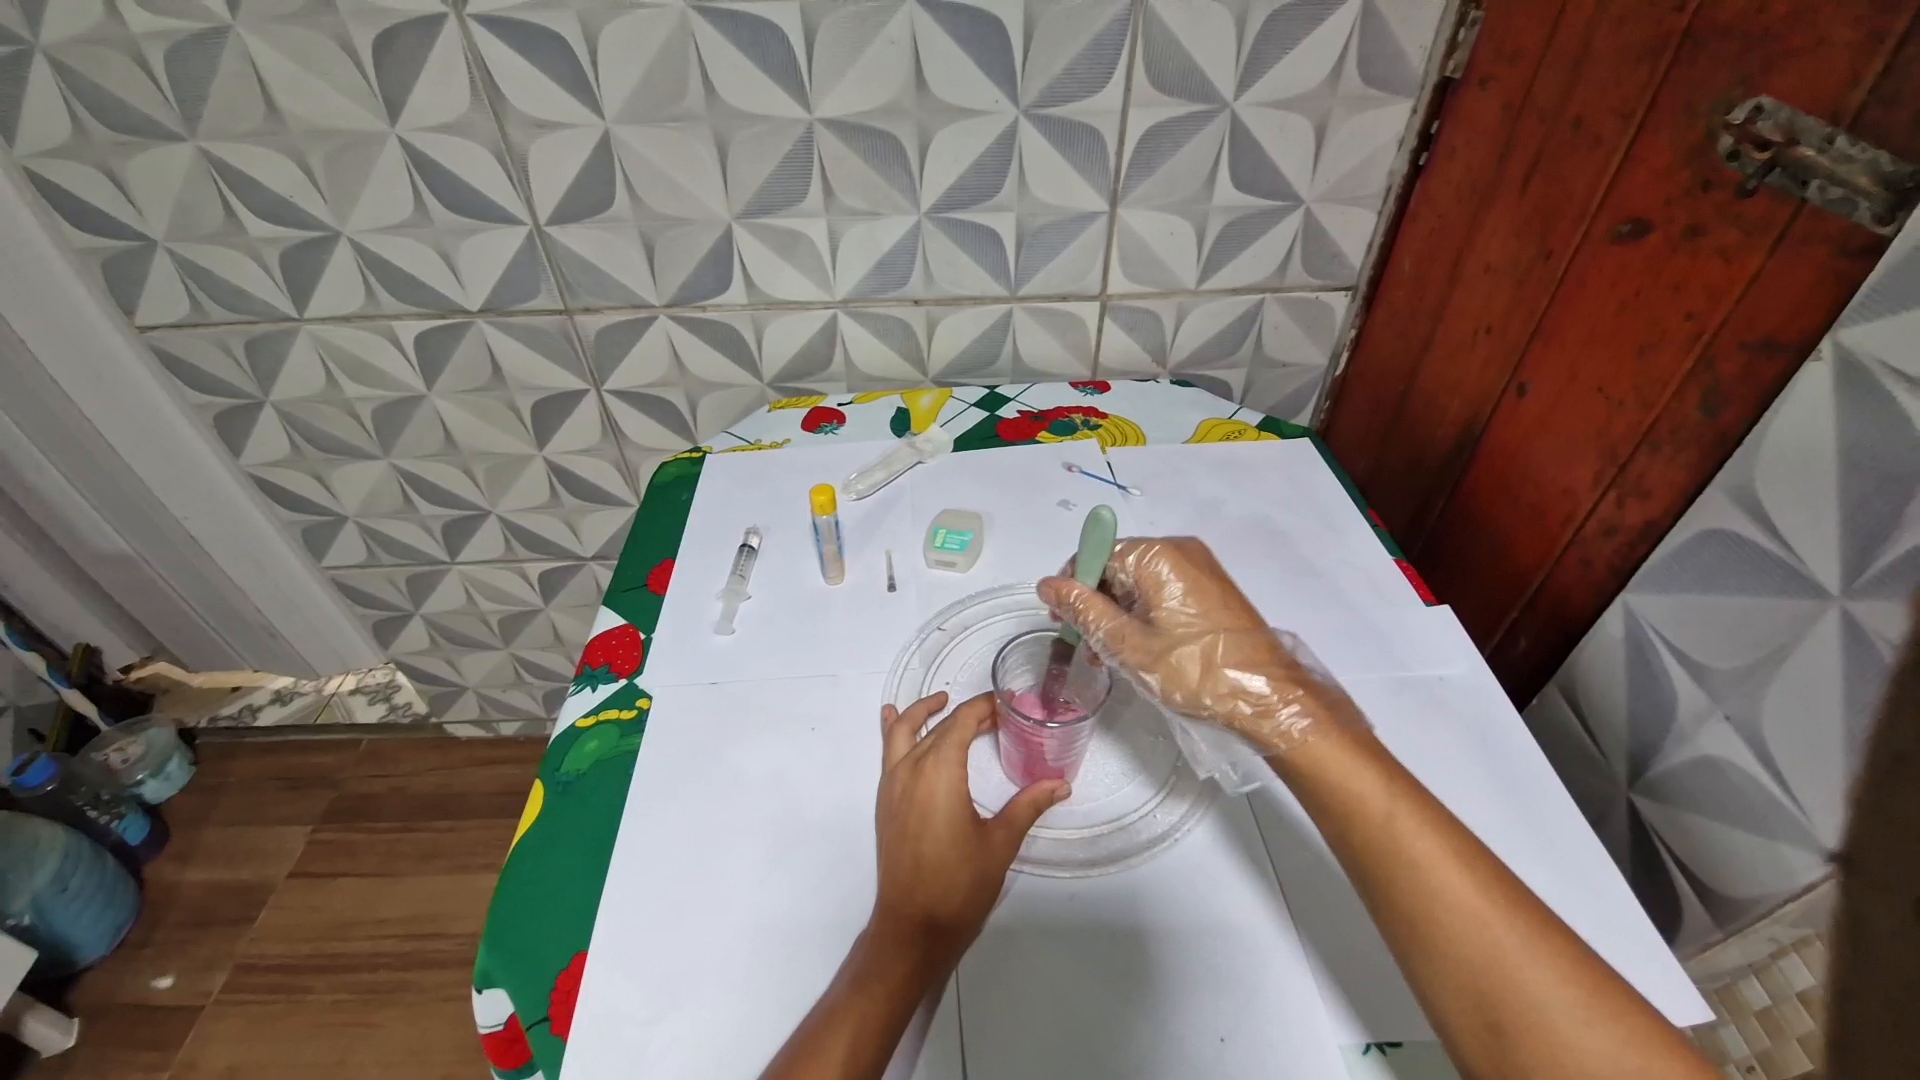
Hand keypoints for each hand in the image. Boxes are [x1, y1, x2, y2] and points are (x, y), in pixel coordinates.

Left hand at [871, 692, 1068, 964]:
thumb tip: (1060, 784)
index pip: (963, 722)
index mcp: (939, 770)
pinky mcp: (885, 802)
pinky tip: (894, 721)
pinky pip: (886, 753)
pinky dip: (893, 732)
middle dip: (967, 714)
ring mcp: (892, 785)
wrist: (913, 927)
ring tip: (942, 701)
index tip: (1009, 704)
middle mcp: (911, 768)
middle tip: (998, 714)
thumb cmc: (960, 884)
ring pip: (902, 733)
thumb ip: (1028, 805)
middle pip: (938, 726)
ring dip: (923, 713)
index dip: (985, 707)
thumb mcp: (1000, 842)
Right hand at [1037, 537, 1362, 755]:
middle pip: (1118, 567)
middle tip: (1088, 647)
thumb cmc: (1194, 670)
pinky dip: (1144, 617)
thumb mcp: (1128, 644)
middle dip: (1096, 605)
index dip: (1073, 589)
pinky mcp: (1211, 591)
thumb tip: (1047, 583)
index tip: (1063, 625)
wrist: (1268, 698)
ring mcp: (1199, 570)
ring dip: (1118, 615)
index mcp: (1158, 555)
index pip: (1096, 555)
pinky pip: (1163, 593)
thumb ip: (1084, 610)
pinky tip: (1139, 650)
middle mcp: (1180, 551)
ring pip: (1139, 584)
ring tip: (1111, 656)